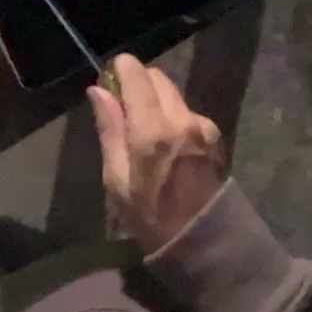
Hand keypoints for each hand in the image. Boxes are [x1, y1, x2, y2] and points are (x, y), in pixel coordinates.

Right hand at [88, 54, 226, 253]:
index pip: (136, 74)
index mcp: (153, 130)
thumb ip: (110, 128)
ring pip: (173, 93)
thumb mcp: (117, 179)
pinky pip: (186, 110)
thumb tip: (97, 90)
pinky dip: (172, 114)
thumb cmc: (150, 216)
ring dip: (156, 99)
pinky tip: (167, 143)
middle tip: (123, 107)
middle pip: (157, 77)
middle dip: (138, 83)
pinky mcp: (214, 133)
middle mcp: (182, 118)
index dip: (120, 69)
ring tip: (144, 130)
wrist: (203, 243)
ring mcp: (203, 124)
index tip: (109, 80)